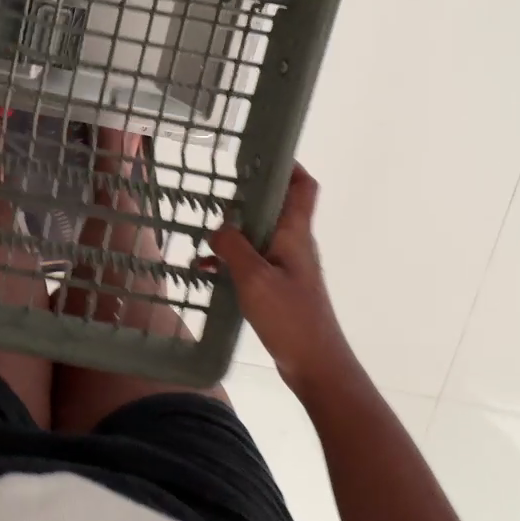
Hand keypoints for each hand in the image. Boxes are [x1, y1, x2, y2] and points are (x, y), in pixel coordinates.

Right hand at [204, 164, 355, 391]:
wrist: (316, 366)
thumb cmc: (291, 317)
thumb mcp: (254, 278)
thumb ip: (232, 247)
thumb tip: (219, 228)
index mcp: (295, 234)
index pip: (303, 186)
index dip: (288, 164)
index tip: (261, 154)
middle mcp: (294, 244)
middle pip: (274, 206)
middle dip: (247, 195)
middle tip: (218, 187)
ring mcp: (287, 266)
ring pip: (259, 234)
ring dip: (234, 231)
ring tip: (203, 228)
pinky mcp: (279, 287)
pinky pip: (251, 261)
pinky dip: (230, 260)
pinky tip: (204, 268)